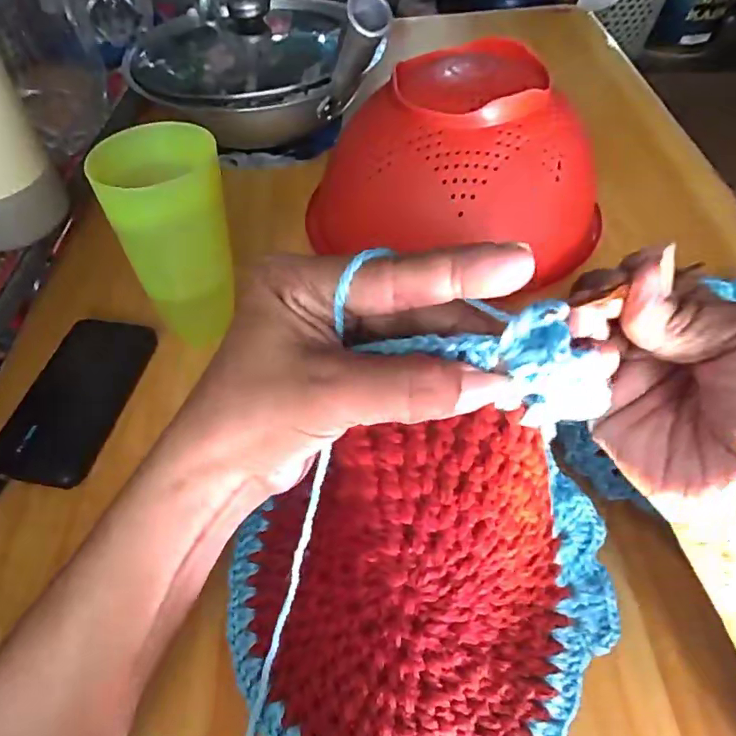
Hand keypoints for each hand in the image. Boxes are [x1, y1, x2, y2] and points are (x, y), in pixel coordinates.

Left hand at [156, 245, 537, 501]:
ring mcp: (324, 333)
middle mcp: (313, 297)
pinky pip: (390, 363)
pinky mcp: (332, 367)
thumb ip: (411, 385)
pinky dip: (426, 376)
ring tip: (509, 365)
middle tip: (522, 342)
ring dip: (449, 355)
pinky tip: (468, 382)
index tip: (519, 263)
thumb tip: (494, 383)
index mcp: (299, 282)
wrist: (213, 472)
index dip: (455, 273)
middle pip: (401, 305)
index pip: (389, 275)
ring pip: (401, 336)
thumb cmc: (253, 420)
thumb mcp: (331, 396)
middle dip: (458, 327)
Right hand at [574, 246, 735, 528]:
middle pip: (604, 307)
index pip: (649, 282)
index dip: (630, 278)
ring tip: (577, 344)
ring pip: (580, 342)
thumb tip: (637, 271)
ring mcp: (623, 378)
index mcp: (703, 317)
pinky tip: (558, 370)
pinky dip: (554, 374)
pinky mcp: (596, 414)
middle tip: (588, 317)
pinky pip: (566, 385)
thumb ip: (693, 312)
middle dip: (590, 304)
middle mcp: (657, 343)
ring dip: (570, 336)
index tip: (623, 283)